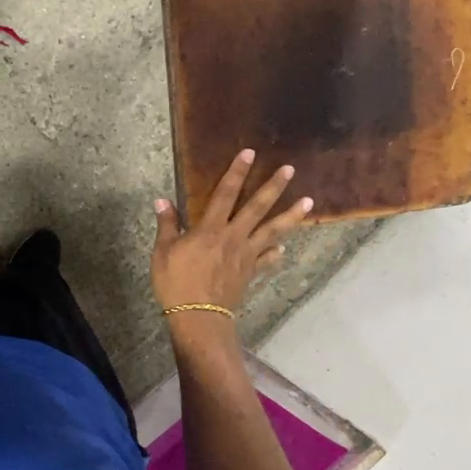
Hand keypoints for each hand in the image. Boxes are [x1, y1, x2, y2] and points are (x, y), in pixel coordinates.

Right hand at [151, 148, 312, 312]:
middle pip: (257, 207)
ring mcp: (245, 255)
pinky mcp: (250, 273)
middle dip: (273, 186)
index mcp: (210, 228)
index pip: (225, 193)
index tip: (249, 153)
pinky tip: (282, 248)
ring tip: (309, 201)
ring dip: (291, 215)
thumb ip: (167, 225)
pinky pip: (266, 259)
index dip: (236, 172)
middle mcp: (233, 236)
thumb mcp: (162, 252)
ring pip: (272, 230)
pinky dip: (275, 253)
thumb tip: (161, 201)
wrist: (198, 316)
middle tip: (290, 169)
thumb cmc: (176, 283)